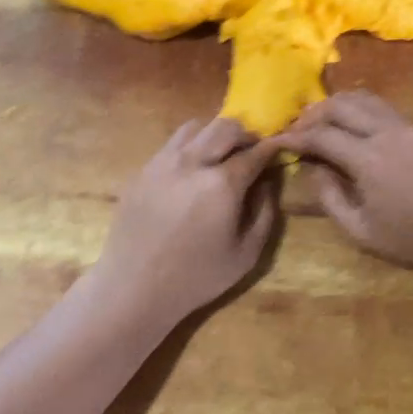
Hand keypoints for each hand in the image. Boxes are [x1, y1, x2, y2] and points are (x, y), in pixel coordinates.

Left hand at [91, 118, 283, 326]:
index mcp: (221, 184)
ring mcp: (163, 161)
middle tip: (251, 150)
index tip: (277, 151)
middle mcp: (192, 162)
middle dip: (245, 134)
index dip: (270, 149)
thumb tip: (268, 182)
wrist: (135, 286)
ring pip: (195, 127)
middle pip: (225, 127)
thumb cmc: (196, 277)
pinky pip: (171, 145)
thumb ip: (265, 213)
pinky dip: (189, 147)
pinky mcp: (143, 169)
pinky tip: (191, 171)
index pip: (254, 152)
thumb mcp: (246, 254)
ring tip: (220, 154)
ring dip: (214, 134)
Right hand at [274, 91, 412, 279]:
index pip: (322, 135)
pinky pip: (382, 106)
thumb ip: (330, 198)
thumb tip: (313, 167)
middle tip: (297, 129)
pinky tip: (352, 125)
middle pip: (340, 105)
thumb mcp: (361, 231)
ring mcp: (407, 125)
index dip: (295, 136)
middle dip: (313, 113)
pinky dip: (359, 108)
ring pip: (363, 97)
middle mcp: (386, 132)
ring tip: (321, 121)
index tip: (278, 141)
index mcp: (369, 159)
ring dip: (336, 105)